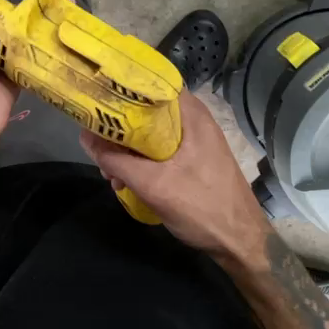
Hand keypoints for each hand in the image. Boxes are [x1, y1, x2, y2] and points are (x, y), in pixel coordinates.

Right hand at [79, 91, 268, 264]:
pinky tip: (129, 181)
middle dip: (120, 129)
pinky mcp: (196, 160)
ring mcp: (197, 141)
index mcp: (192, 115)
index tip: (98, 99)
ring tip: (112, 173)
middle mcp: (195, 121)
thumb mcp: (153, 185)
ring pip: (153, 134)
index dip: (123, 89)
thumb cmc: (202, 208)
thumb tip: (85, 138)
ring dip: (129, 150)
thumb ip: (116, 160)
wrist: (242, 244)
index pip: (152, 84)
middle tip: (100, 147)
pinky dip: (143, 161)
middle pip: (148, 112)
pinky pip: (162, 150)